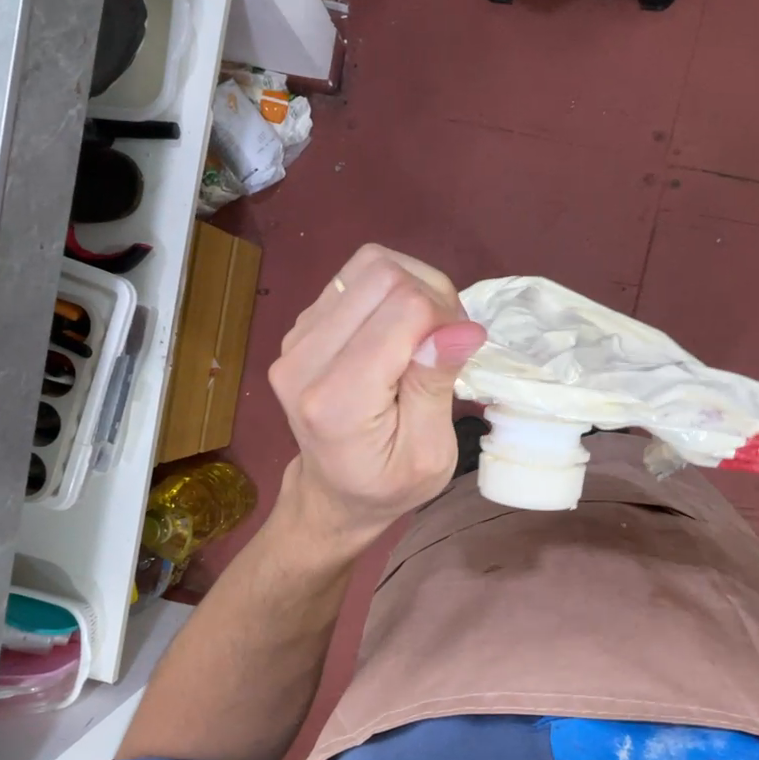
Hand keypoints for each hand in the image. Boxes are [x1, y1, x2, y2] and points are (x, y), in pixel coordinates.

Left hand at [268, 245, 486, 552]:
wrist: (333, 494)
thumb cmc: (387, 484)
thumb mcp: (429, 455)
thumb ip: (435, 386)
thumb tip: (463, 328)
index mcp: (336, 401)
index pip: (403, 309)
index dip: (445, 317)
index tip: (458, 350)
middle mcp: (303, 360)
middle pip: (383, 274)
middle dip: (431, 294)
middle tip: (447, 338)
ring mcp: (295, 338)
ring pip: (368, 266)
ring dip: (412, 287)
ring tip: (426, 332)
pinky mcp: (300, 327)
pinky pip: (353, 279)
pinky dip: (389, 293)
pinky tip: (399, 331)